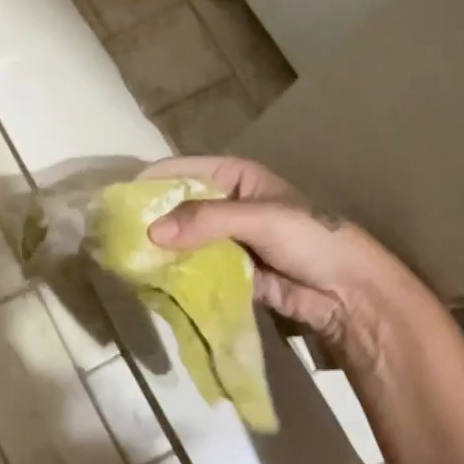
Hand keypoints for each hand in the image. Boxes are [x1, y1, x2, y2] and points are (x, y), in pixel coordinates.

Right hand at [140, 156, 434, 372]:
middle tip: (113, 236)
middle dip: (148, 219)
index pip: (182, 171)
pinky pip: (193, 269)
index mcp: (234, 177)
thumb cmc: (311, 239)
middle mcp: (225, 203)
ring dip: (158, 250)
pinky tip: (151, 282)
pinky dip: (174, 274)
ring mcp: (226, 240)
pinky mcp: (228, 272)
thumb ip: (206, 221)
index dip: (149, 182)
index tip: (116, 200)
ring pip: (181, 240)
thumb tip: (151, 233)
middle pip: (176, 206)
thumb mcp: (260, 218)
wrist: (350, 292)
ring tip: (124, 261)